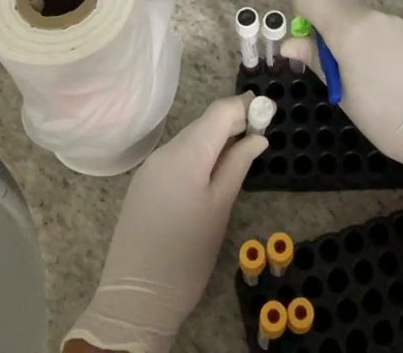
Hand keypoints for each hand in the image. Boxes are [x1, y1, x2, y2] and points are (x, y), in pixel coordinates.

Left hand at [64, 93, 268, 352]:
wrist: (136, 297)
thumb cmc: (187, 256)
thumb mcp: (220, 209)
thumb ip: (238, 165)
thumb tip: (257, 138)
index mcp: (186, 154)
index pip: (218, 112)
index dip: (243, 106)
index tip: (266, 109)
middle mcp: (165, 152)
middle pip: (203, 124)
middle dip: (231, 122)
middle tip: (259, 131)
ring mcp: (151, 167)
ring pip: (190, 139)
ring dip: (215, 138)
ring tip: (240, 151)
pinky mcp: (144, 183)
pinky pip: (177, 156)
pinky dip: (198, 154)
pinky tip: (212, 170)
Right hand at [278, 0, 402, 182]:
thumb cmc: (383, 117)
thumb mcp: (342, 93)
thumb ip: (316, 61)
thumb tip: (290, 44)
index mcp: (347, 29)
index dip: (301, 13)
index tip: (308, 41)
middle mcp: (369, 16)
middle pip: (334, 3)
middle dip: (325, 23)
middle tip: (331, 61)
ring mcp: (393, 21)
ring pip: (357, 14)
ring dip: (348, 31)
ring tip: (359, 70)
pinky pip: (378, 24)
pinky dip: (370, 37)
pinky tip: (382, 69)